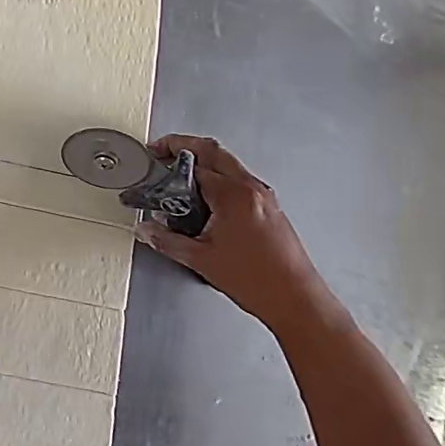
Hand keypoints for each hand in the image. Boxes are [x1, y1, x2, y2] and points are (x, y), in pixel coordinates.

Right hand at [136, 135, 337, 331]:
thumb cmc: (260, 281)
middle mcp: (252, 189)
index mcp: (234, 195)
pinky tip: (208, 200)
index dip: (168, 161)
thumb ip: (167, 240)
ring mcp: (265, 197)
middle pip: (214, 151)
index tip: (154, 162)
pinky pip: (241, 181)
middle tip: (165, 150)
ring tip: (183, 175)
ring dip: (205, 162)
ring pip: (230, 164)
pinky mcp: (271, 208)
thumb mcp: (201, 259)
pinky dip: (220, 179)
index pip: (194, 164)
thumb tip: (149, 230)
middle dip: (185, 146)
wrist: (295, 300)